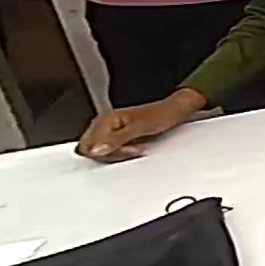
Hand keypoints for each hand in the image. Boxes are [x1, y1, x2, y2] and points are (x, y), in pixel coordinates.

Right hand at [76, 89, 205, 162]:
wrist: (178, 110)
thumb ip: (117, 139)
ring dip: (117, 154)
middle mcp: (103, 125)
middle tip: (131, 150)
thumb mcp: (141, 128)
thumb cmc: (164, 114)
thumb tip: (96, 150)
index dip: (103, 153)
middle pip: (90, 151)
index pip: (86, 147)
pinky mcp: (120, 137)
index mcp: (104, 121)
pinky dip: (122, 153)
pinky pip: (111, 151)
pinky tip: (135, 150)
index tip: (124, 151)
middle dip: (109, 155)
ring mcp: (111, 132)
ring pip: (100, 152)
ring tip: (136, 149)